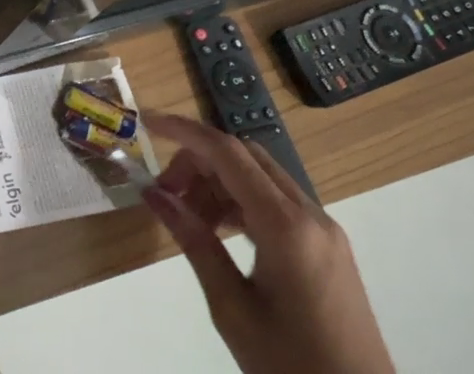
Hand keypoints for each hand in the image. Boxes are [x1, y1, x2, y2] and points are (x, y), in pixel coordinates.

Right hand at [143, 113, 393, 373]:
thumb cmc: (290, 363)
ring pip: (260, 176)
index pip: (228, 153)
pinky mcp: (327, 246)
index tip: (146, 122)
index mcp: (286, 227)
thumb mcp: (231, 307)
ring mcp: (324, 229)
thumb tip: (154, 194)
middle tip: (165, 194)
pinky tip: (218, 232)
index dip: (184, 131)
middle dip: (198, 161)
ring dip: (218, 182)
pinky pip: (277, 201)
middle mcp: (311, 215)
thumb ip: (194, 242)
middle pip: (244, 157)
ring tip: (188, 219)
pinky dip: (241, 202)